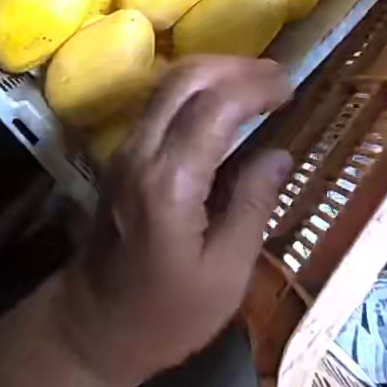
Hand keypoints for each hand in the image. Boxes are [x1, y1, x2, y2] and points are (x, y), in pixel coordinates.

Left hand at [51, 57, 294, 386]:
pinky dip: (192, 91)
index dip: (253, 87)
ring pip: (164, 87)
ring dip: (210, 73)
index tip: (291, 85)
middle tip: (278, 75)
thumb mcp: (226, 274)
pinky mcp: (121, 155)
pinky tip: (222, 102)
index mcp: (169, 183)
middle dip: (232, 67)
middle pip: (181, 81)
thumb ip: (252, 206)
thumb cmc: (168, 313)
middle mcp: (140, 152)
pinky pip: (157, 106)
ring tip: (257, 81)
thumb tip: (278, 153)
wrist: (95, 319)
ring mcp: (125, 150)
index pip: (212, 109)